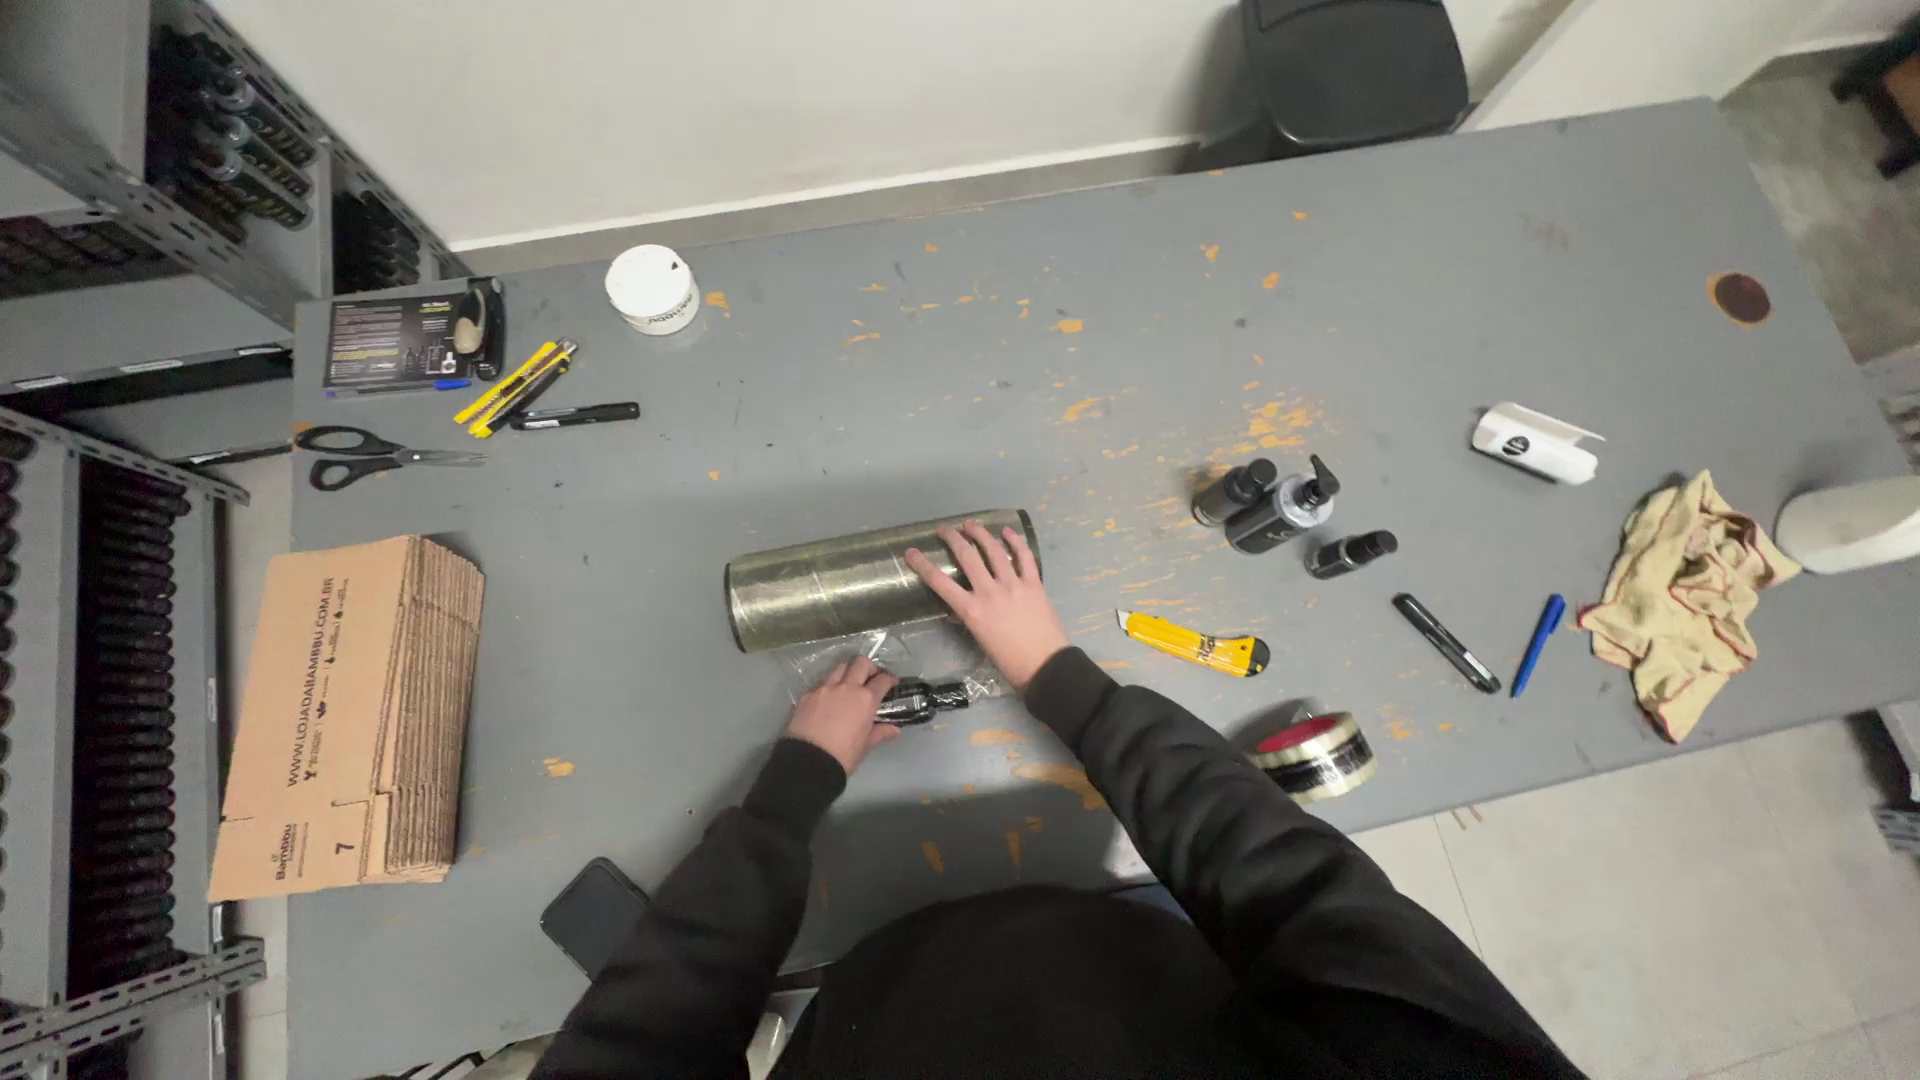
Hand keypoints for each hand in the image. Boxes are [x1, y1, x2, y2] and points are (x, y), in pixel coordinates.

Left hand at [785, 655, 901, 774]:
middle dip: (869, 667)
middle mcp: (847, 687)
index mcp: (865, 699)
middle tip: (871, 677)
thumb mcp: (865, 746)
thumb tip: (896, 730)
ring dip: (848, 671)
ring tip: (849, 684)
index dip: (890, 679)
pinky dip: (829, 685)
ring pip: (840, 667)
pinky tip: (829, 698)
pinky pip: (822, 682)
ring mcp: (825, 688)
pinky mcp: (807, 694)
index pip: (882, 680)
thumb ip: (880, 733)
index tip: (892, 682)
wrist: (807, 762)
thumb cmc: (843, 756)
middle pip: (861, 663)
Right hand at [904, 521, 1070, 691]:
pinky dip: (1015, 541)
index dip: (922, 565)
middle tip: (945, 529)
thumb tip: (955, 611)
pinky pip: (1024, 556)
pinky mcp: (1033, 583)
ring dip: (980, 533)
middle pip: (966, 556)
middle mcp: (989, 592)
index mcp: (972, 610)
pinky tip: (1007, 531)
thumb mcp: (980, 641)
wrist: (1045, 665)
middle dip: (953, 538)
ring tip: (971, 524)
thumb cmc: (1009, 660)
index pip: (940, 582)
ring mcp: (1013, 585)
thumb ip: (968, 620)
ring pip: (994, 550)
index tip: (912, 552)